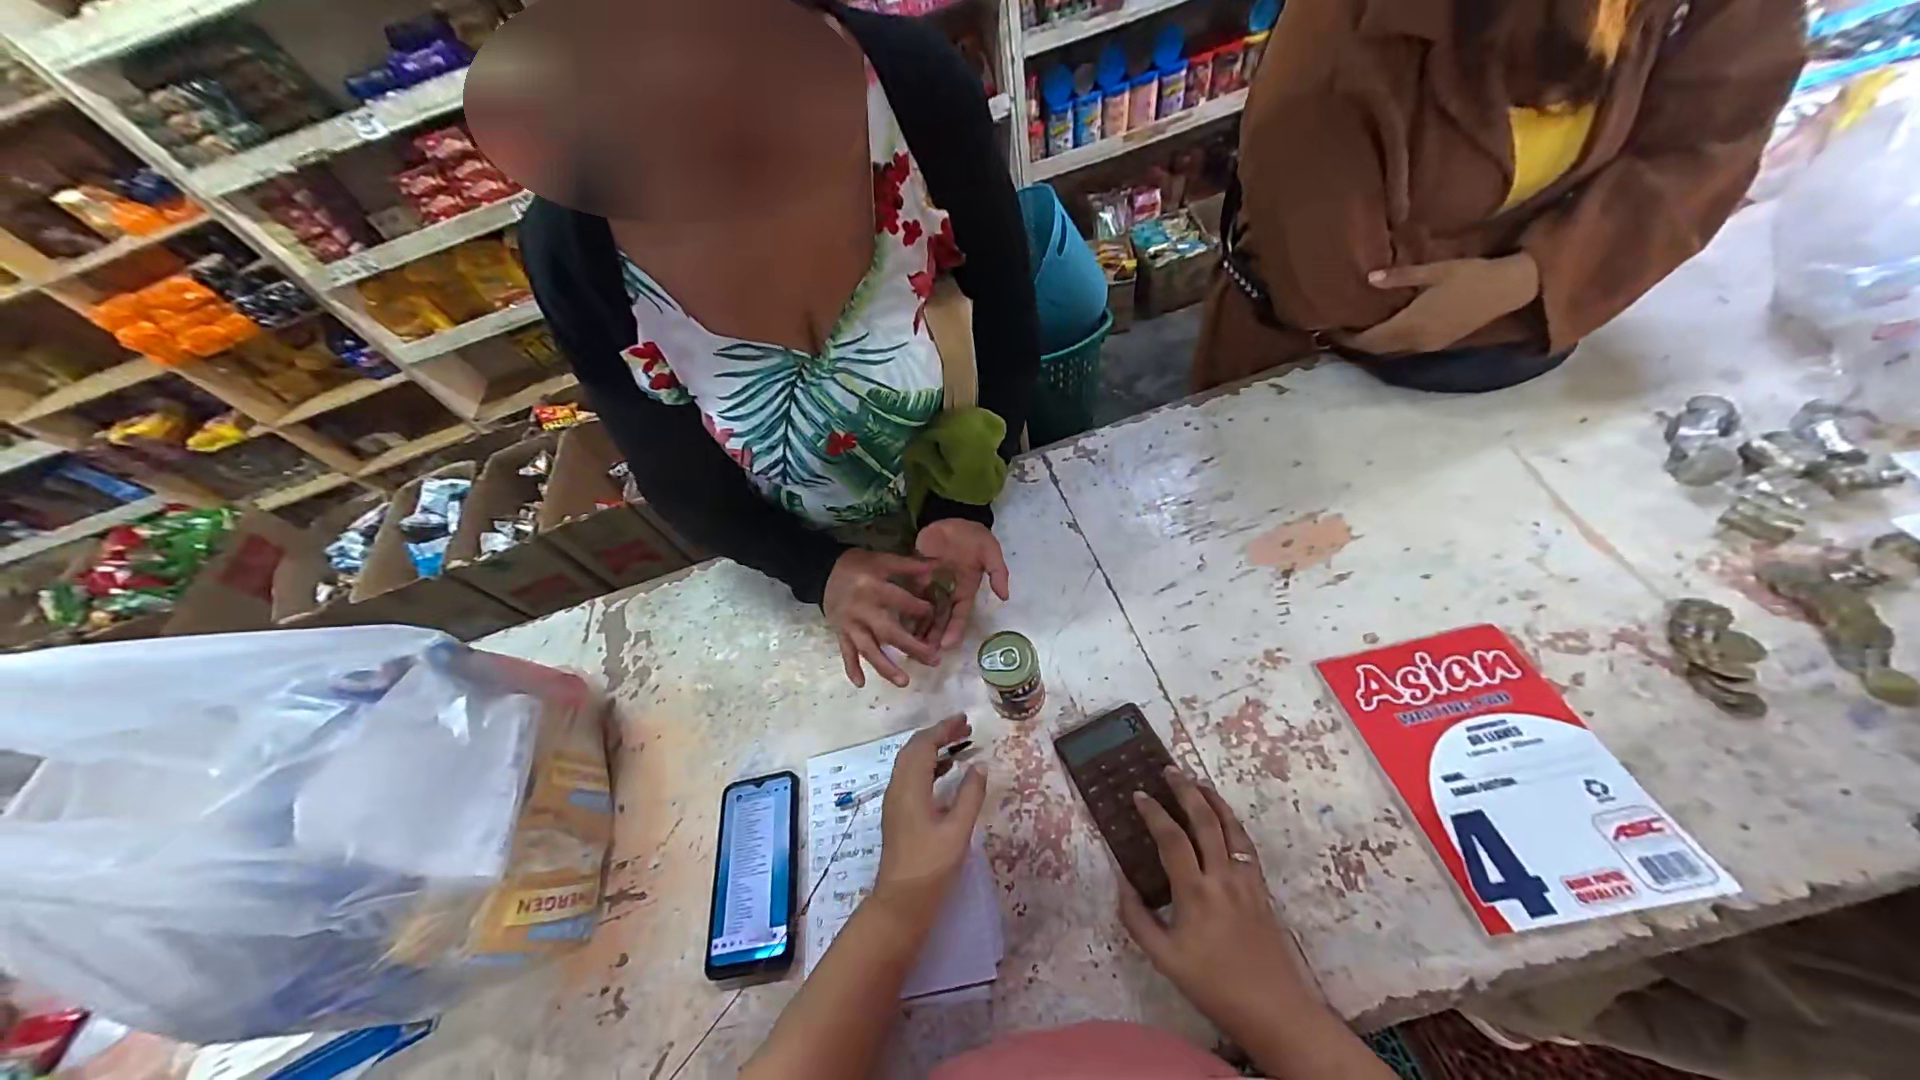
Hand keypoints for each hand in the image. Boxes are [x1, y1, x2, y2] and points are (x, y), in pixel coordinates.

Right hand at [824, 549, 939, 688]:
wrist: (821, 571)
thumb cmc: (857, 565)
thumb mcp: (882, 560)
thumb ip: (908, 565)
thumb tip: (936, 566)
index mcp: (874, 588)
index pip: (902, 602)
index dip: (921, 609)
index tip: (936, 614)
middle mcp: (862, 610)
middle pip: (889, 633)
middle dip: (912, 648)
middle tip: (933, 660)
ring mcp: (850, 625)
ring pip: (868, 649)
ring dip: (886, 667)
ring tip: (904, 683)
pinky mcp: (840, 633)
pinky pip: (846, 652)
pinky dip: (852, 668)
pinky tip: (861, 684)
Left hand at [876, 715, 987, 919]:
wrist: (901, 903)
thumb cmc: (931, 866)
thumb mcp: (958, 830)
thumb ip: (970, 795)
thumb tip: (980, 766)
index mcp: (909, 787)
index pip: (924, 745)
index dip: (943, 729)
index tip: (964, 720)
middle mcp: (898, 788)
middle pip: (915, 749)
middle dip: (938, 734)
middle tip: (965, 729)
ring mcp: (895, 801)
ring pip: (912, 762)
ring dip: (933, 749)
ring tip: (960, 744)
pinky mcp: (899, 813)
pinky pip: (912, 776)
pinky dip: (929, 765)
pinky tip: (947, 771)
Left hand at [913, 519, 1010, 650]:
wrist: (952, 516)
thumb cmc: (973, 536)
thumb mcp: (990, 551)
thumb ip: (998, 572)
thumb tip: (1005, 596)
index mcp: (966, 589)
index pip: (960, 614)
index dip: (954, 630)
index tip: (946, 645)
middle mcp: (948, 591)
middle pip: (941, 619)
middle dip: (934, 636)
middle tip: (924, 654)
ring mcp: (932, 584)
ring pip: (924, 611)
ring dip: (918, 627)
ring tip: (908, 645)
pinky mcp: (916, 575)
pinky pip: (909, 595)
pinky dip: (904, 608)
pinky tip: (895, 622)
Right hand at [1119, 767, 1315, 1041]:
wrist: (1275, 1011)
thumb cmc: (1213, 986)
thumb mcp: (1164, 958)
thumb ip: (1136, 918)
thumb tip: (1121, 881)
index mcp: (1195, 893)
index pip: (1172, 838)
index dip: (1154, 812)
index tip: (1138, 794)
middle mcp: (1222, 878)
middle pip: (1205, 821)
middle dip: (1186, 791)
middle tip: (1170, 770)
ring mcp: (1246, 881)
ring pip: (1231, 828)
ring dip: (1213, 800)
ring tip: (1198, 782)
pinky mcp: (1261, 889)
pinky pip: (1246, 845)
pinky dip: (1232, 823)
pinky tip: (1225, 819)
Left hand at [1336, 253, 1539, 355]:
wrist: (1511, 287)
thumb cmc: (1472, 275)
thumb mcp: (1435, 271)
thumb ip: (1401, 277)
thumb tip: (1368, 277)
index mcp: (1411, 325)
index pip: (1369, 340)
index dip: (1347, 338)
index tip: (1331, 330)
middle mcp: (1415, 341)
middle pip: (1375, 348)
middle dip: (1355, 343)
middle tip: (1337, 331)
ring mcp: (1428, 345)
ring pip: (1389, 351)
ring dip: (1371, 344)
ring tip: (1354, 332)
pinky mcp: (1437, 344)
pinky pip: (1403, 348)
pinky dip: (1387, 343)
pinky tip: (1382, 331)